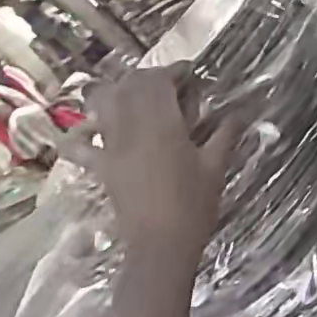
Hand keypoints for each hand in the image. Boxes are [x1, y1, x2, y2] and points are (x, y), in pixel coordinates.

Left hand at [87, 64, 239, 263]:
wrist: (160, 245)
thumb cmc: (194, 204)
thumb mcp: (216, 166)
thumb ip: (225, 134)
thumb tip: (237, 112)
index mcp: (161, 127)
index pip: (158, 82)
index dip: (175, 71)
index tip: (194, 74)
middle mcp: (129, 131)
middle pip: (128, 87)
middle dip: (150, 78)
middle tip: (175, 84)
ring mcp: (110, 149)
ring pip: (103, 104)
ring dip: (121, 92)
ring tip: (142, 98)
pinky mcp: (101, 167)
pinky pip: (80, 143)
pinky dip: (84, 130)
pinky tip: (97, 127)